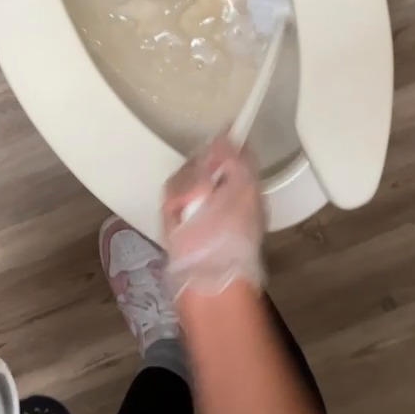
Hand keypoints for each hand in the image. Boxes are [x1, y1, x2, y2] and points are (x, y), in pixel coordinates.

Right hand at [161, 134, 266, 297]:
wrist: (206, 280)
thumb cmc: (231, 239)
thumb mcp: (243, 194)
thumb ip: (237, 161)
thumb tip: (229, 133)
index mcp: (244, 187)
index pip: (232, 153)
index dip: (224, 143)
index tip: (216, 139)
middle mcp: (221, 192)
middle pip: (205, 159)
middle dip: (201, 168)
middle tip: (204, 186)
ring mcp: (197, 204)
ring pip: (185, 173)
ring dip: (187, 186)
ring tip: (191, 206)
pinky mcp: (175, 214)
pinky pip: (170, 192)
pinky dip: (174, 200)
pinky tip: (178, 214)